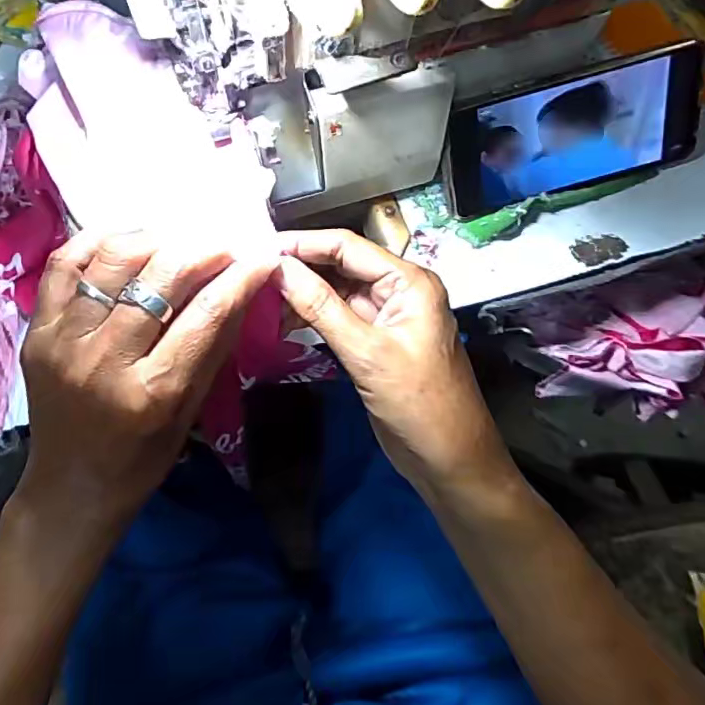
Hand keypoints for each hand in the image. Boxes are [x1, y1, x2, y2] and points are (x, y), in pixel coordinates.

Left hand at [16, 230, 275, 537]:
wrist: (69, 488)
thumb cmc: (139, 459)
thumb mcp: (190, 411)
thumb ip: (215, 345)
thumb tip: (243, 285)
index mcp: (150, 392)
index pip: (204, 315)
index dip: (238, 278)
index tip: (259, 257)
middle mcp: (103, 360)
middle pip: (159, 279)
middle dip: (201, 252)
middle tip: (220, 247)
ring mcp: (63, 339)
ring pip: (112, 261)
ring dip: (152, 241)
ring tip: (174, 243)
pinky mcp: (37, 329)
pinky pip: (64, 264)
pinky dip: (96, 242)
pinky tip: (124, 241)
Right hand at [273, 230, 507, 491]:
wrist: (449, 461)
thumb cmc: (419, 405)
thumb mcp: (366, 353)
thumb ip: (320, 307)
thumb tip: (279, 268)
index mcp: (408, 282)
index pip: (347, 246)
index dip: (303, 243)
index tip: (261, 247)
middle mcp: (398, 290)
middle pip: (340, 264)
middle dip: (299, 265)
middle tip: (254, 268)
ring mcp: (386, 314)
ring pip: (336, 289)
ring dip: (302, 290)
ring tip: (260, 292)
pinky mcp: (374, 338)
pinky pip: (338, 314)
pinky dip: (311, 314)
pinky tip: (282, 316)